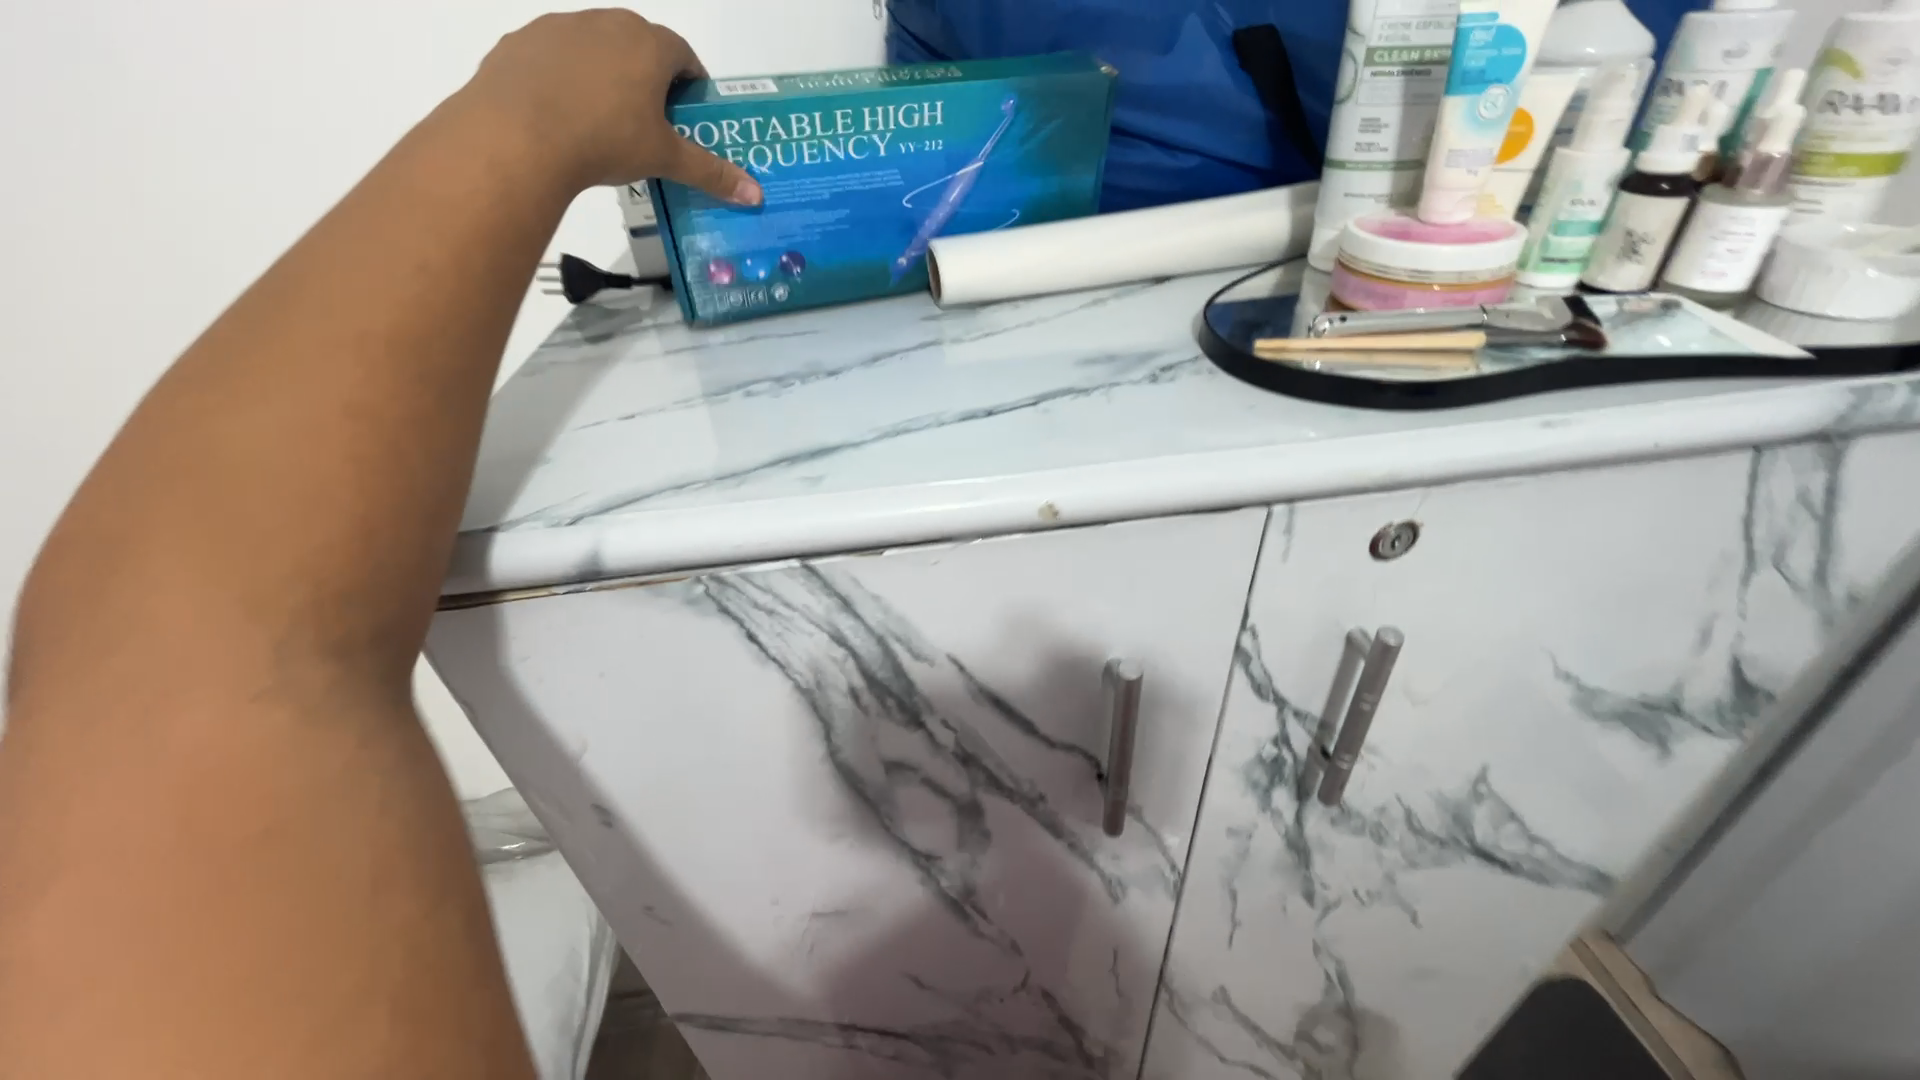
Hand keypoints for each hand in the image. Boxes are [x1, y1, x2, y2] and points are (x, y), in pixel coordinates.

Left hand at [459, 9, 761, 203]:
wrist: (518, 134)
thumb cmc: (607, 139)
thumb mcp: (666, 160)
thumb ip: (711, 173)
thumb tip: (756, 196)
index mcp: (648, 45)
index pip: (683, 54)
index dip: (691, 82)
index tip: (689, 111)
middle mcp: (607, 22)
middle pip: (639, 45)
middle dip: (649, 77)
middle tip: (651, 121)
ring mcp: (559, 27)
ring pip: (595, 47)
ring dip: (606, 74)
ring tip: (605, 120)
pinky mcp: (521, 42)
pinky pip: (554, 58)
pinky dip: (564, 80)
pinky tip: (563, 115)